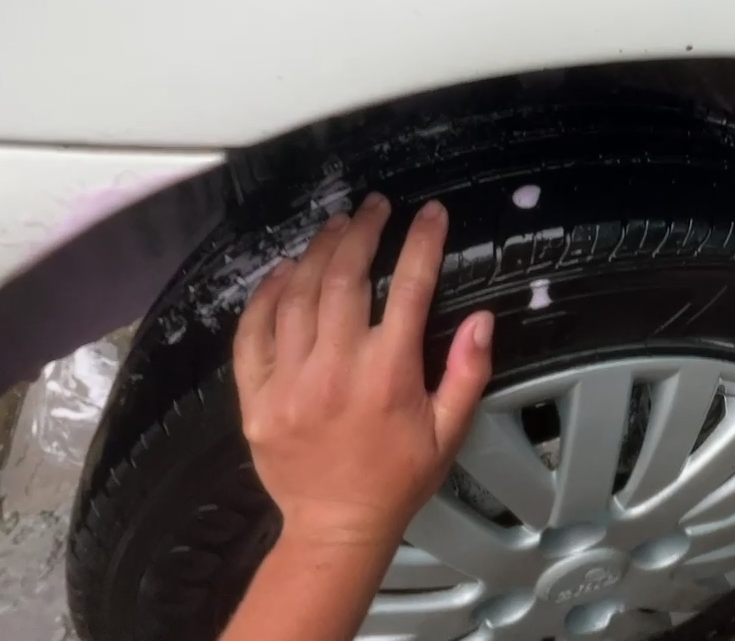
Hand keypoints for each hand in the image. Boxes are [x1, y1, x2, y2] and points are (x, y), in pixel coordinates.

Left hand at [233, 194, 494, 551]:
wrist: (335, 527)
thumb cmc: (399, 475)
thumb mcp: (450, 431)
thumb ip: (469, 372)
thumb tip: (482, 318)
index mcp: (388, 374)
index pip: (410, 289)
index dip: (422, 243)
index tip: (431, 213)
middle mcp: (335, 369)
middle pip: (345, 279)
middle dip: (363, 232)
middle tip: (375, 206)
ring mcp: (288, 382)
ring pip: (297, 296)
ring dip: (318, 252)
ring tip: (336, 224)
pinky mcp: (255, 397)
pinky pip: (252, 333)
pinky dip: (264, 294)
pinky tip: (282, 268)